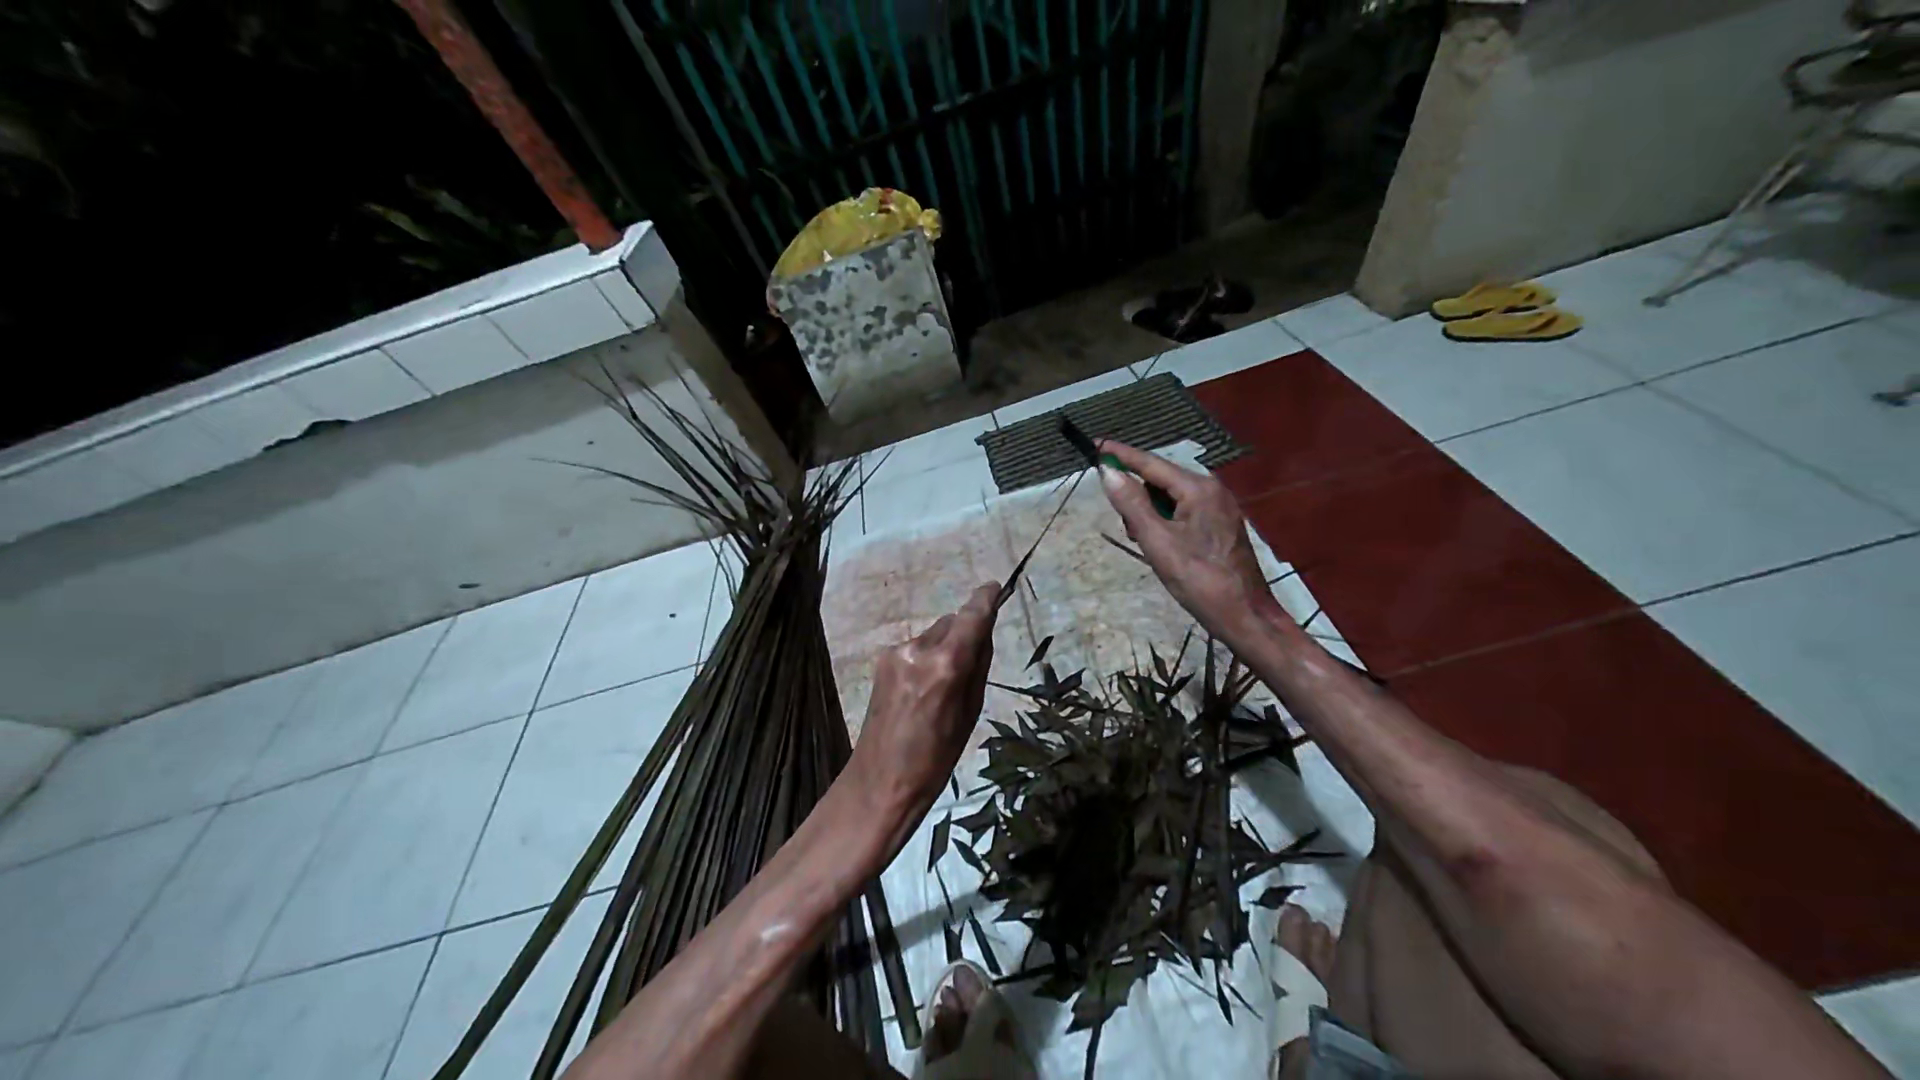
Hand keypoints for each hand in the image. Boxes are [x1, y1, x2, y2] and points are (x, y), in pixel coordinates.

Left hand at [850, 583, 999, 820]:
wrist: (880, 780)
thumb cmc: (936, 757)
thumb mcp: (970, 713)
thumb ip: (977, 666)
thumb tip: (982, 634)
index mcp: (945, 665)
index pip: (970, 617)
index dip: (984, 599)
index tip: (994, 587)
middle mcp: (918, 649)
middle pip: (951, 623)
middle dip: (964, 634)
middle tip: (970, 666)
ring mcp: (896, 653)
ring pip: (933, 635)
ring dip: (944, 648)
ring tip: (942, 688)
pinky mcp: (882, 661)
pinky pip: (916, 648)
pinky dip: (926, 658)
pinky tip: (922, 690)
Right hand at [1097, 440, 1279, 645]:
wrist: (1245, 616)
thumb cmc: (1199, 579)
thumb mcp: (1158, 542)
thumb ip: (1132, 505)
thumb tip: (1108, 472)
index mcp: (1199, 489)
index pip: (1151, 463)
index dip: (1121, 455)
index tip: (1095, 445)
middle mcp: (1212, 490)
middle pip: (1161, 479)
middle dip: (1136, 495)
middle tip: (1126, 526)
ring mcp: (1219, 508)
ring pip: (1171, 498)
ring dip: (1149, 513)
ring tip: (1144, 543)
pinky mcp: (1221, 526)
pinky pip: (1184, 512)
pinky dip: (1165, 522)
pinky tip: (1160, 546)